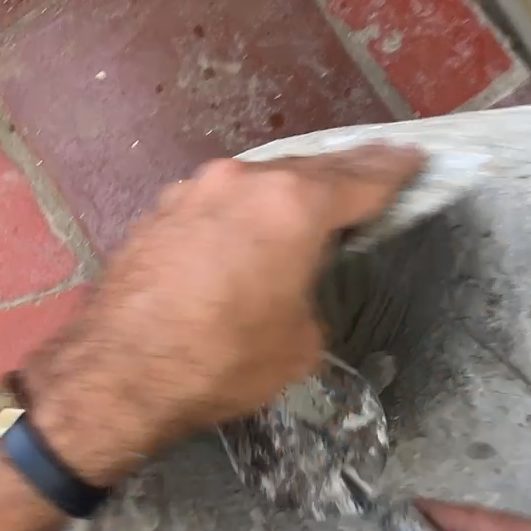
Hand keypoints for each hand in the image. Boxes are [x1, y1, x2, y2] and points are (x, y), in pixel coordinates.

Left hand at [23, 145, 423, 484]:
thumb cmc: (221, 360)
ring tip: (304, 203)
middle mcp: (242, 181)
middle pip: (306, 171)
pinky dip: (238, 212)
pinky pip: (216, 202)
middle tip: (369, 171)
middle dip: (341, 175)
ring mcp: (193, 190)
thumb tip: (288, 285)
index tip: (413, 158)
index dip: (394, 170)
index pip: (361, 178)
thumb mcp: (298, 343)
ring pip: (254, 182)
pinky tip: (240, 233)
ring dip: (282, 193)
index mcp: (291, 205)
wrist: (116, 371)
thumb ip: (308, 294)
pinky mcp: (159, 210)